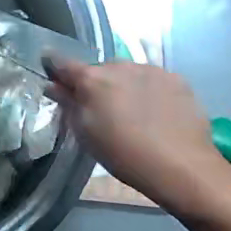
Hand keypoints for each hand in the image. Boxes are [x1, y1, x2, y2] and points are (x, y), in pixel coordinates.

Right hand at [46, 61, 228, 205]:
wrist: (182, 166)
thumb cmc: (124, 154)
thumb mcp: (87, 135)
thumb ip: (69, 105)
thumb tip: (54, 86)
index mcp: (93, 80)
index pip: (64, 64)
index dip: (54, 65)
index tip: (49, 68)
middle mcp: (121, 66)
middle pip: (99, 69)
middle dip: (96, 83)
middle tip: (100, 108)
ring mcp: (151, 70)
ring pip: (128, 73)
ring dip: (124, 86)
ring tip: (132, 113)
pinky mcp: (176, 79)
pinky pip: (153, 80)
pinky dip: (149, 91)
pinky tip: (156, 113)